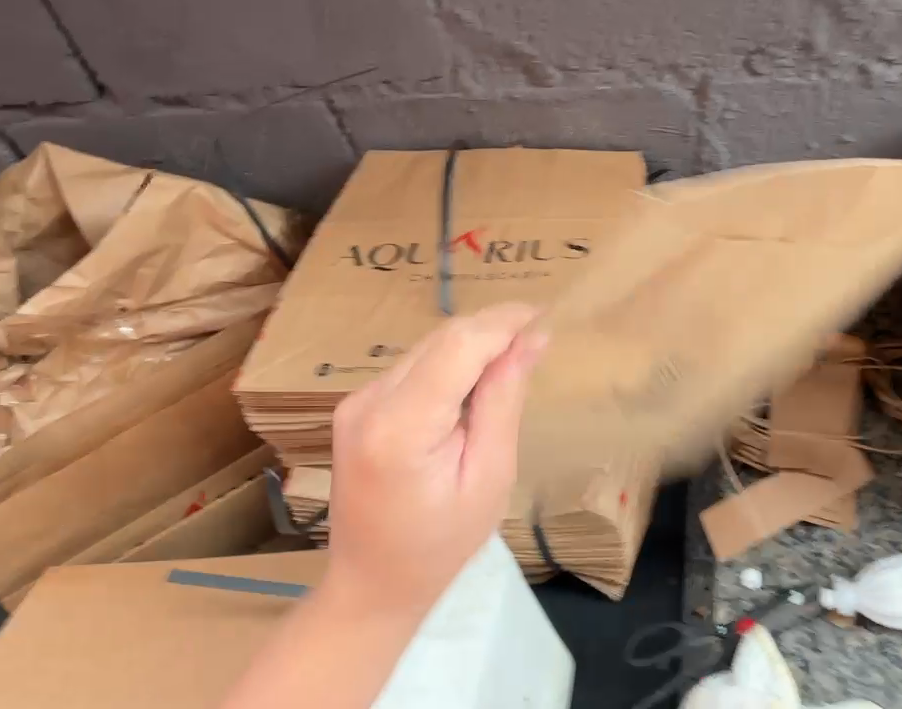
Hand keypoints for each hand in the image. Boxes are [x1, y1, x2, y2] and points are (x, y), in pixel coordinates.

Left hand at [324, 302, 547, 613]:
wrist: (371, 585)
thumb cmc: (441, 544)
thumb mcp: (490, 476)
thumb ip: (504, 400)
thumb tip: (532, 338)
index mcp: (400, 427)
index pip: (458, 345)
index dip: (503, 322)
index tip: (545, 316)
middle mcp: (368, 402)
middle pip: (443, 339)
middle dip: (493, 329)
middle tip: (537, 340)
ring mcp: (356, 401)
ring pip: (429, 346)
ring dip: (473, 345)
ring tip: (510, 368)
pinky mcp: (356, 405)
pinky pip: (415, 365)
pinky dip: (451, 363)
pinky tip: (473, 390)